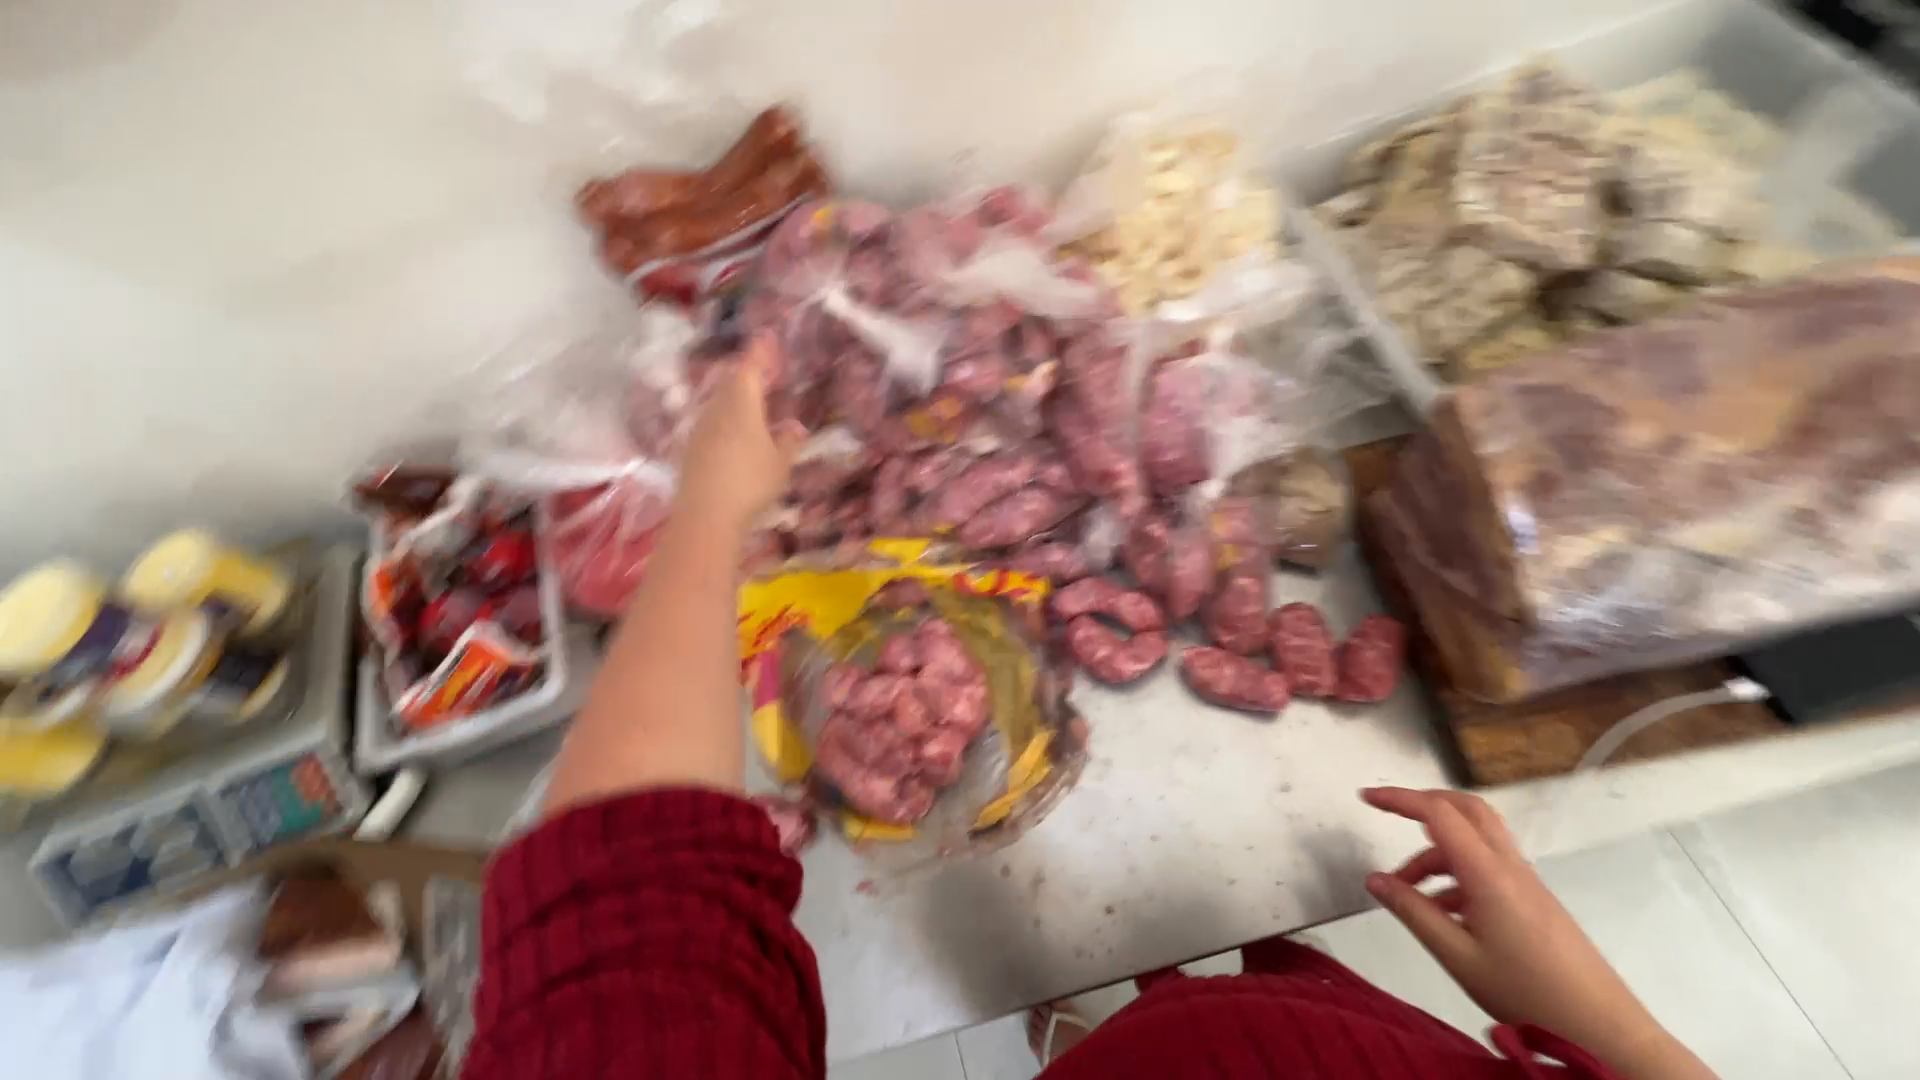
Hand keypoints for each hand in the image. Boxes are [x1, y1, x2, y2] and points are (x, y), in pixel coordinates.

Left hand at [677, 334, 805, 531]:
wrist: (705, 515)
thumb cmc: (750, 482)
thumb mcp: (780, 463)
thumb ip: (788, 441)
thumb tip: (793, 427)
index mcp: (742, 402)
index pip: (751, 367)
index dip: (760, 352)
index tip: (767, 337)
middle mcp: (717, 408)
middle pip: (732, 382)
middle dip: (748, 374)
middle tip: (765, 371)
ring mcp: (700, 427)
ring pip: (720, 402)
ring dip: (736, 398)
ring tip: (754, 403)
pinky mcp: (691, 448)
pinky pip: (712, 423)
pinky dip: (727, 419)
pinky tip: (736, 433)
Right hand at [1362, 787, 1712, 1078]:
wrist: (1608, 1033)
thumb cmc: (1528, 994)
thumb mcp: (1458, 957)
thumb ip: (1413, 912)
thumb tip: (1375, 880)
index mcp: (1488, 874)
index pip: (1438, 814)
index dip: (1399, 799)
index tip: (1366, 797)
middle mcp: (1510, 866)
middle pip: (1466, 808)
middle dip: (1423, 803)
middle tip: (1388, 815)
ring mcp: (1526, 882)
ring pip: (1476, 839)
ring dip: (1436, 849)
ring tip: (1408, 890)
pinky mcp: (1534, 900)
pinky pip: (1488, 865)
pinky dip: (1456, 871)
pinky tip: (1443, 912)